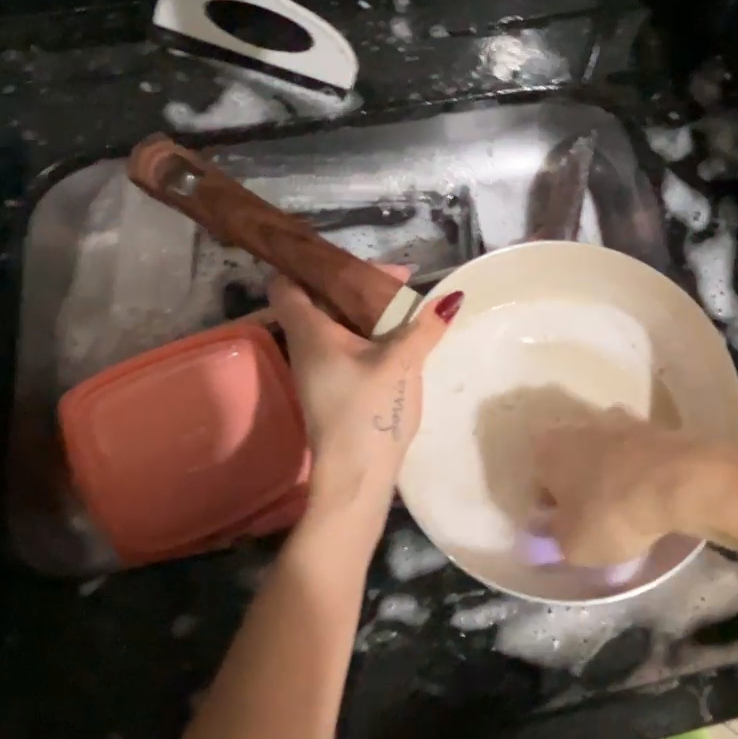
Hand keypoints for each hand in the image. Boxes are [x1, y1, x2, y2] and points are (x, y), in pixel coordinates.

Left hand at [269, 267, 461, 507]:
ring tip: (403, 308)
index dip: (312, 264)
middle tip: (398, 283)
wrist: (354, 478)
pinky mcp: (331, 387)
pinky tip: (397, 340)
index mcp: (310, 331)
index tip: (353, 260)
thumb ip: (424, 328)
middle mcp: (305, 345)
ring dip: (363, 310)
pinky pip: (342, 344)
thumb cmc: (368, 413)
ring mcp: (316, 369)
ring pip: (332, 323)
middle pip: (317, 298)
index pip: (287, 282)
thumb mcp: (401, 363)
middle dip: (355, 284)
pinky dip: (366, 333)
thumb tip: (451, 299)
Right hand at [531, 411, 732, 566]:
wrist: (681, 482)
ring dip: (610, 476)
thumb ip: (554, 537)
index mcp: (547, 450)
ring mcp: (617, 421)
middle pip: (571, 462)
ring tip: (629, 510)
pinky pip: (636, 454)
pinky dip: (640, 472)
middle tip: (596, 520)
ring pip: (604, 454)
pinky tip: (652, 497)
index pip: (538, 482)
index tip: (566, 532)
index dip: (550, 510)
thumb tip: (550, 529)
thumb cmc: (613, 515)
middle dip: (580, 487)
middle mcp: (577, 426)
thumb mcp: (573, 546)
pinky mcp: (652, 426)